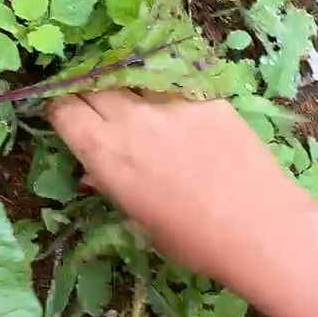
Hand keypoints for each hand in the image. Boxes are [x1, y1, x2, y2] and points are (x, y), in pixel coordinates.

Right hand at [46, 90, 317, 316]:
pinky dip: (164, 87)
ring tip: (132, 93)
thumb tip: (96, 175)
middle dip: (86, 90)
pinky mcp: (204, 96)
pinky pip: (173, 82)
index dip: (59, 108)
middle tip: (94, 99)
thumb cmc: (193, 240)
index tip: (65, 112)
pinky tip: (175, 101)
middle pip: (92, 85)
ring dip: (123, 83)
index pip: (64, 110)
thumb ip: (114, 187)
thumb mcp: (140, 222)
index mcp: (105, 154)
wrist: (258, 228)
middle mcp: (129, 120)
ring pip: (131, 76)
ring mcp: (168, 103)